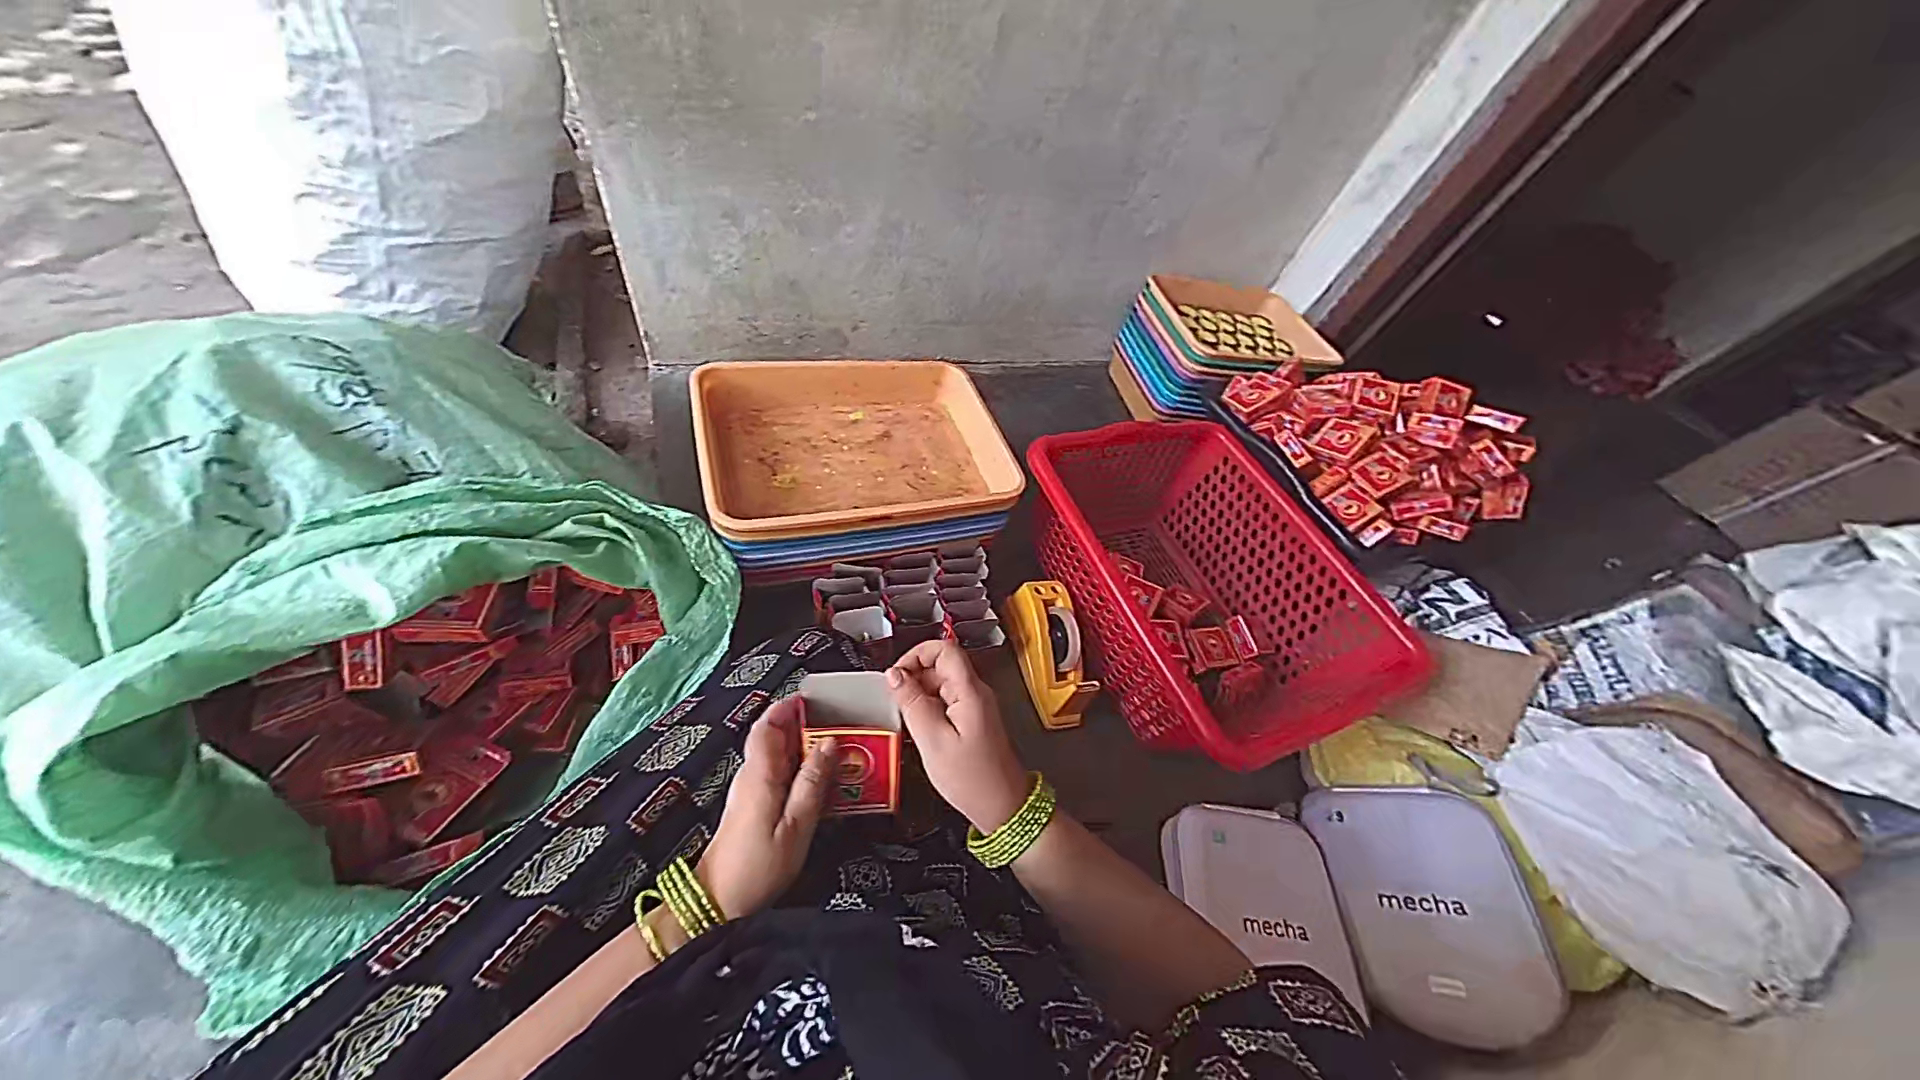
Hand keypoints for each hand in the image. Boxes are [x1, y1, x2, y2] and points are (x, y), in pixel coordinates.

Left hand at [696, 696, 835, 919]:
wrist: (716, 903)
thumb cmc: (757, 868)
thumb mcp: (795, 827)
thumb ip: (813, 783)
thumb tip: (830, 744)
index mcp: (761, 774)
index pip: (768, 725)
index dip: (789, 706)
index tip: (816, 697)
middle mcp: (752, 775)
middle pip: (775, 735)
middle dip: (805, 723)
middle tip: (839, 720)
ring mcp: (751, 790)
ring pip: (778, 754)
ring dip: (804, 744)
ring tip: (838, 745)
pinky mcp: (754, 805)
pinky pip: (779, 772)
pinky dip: (800, 765)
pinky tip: (821, 777)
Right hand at [887, 640, 1030, 833]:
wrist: (1002, 806)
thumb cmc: (974, 779)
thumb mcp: (932, 740)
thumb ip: (911, 703)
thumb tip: (894, 675)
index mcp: (969, 691)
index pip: (944, 648)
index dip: (916, 654)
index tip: (897, 674)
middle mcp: (975, 692)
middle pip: (940, 664)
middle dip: (913, 676)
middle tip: (898, 701)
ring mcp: (974, 705)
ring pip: (940, 682)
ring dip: (919, 694)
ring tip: (909, 719)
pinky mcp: (971, 718)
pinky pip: (945, 700)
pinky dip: (928, 708)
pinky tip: (921, 729)